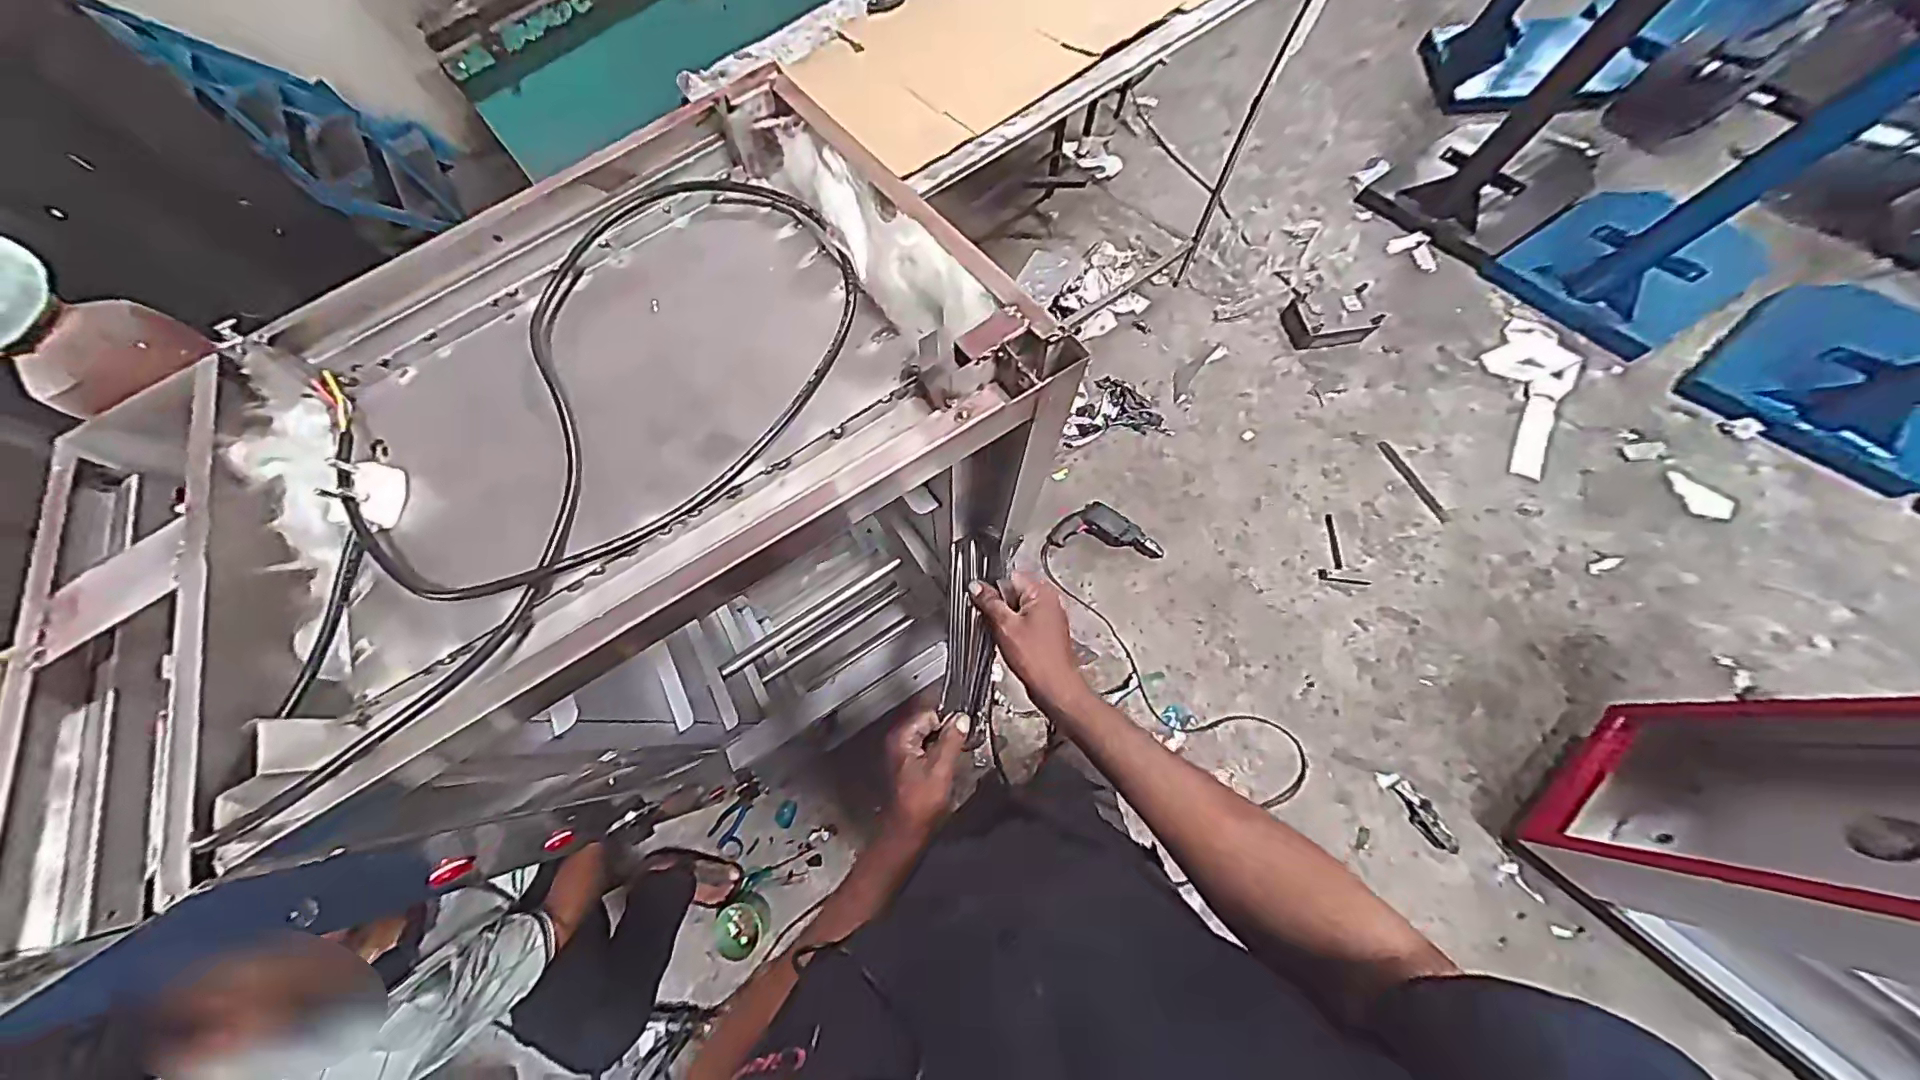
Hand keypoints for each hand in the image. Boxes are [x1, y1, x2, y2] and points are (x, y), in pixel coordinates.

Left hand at [884, 709, 966, 835]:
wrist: (908, 831)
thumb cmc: (921, 802)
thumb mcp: (941, 768)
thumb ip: (952, 740)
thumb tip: (962, 718)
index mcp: (902, 737)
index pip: (929, 714)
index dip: (946, 723)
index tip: (960, 735)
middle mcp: (898, 742)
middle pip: (929, 725)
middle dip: (946, 734)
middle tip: (958, 749)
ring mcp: (902, 754)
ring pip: (930, 739)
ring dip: (944, 746)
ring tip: (951, 762)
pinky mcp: (909, 766)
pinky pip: (927, 751)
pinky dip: (938, 756)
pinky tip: (944, 770)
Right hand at [970, 573, 1089, 713]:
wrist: (1054, 687)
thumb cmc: (1037, 659)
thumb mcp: (1005, 626)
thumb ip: (989, 603)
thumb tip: (977, 587)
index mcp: (1042, 593)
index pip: (1009, 577)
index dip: (992, 589)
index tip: (983, 601)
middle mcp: (1049, 601)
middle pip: (1013, 593)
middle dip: (1000, 608)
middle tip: (996, 625)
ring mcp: (1049, 617)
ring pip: (1017, 611)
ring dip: (1006, 622)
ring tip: (1007, 638)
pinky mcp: (1047, 633)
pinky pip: (1024, 624)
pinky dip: (1015, 632)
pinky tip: (1014, 645)